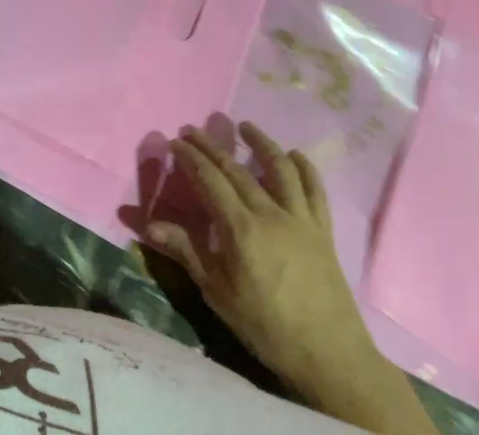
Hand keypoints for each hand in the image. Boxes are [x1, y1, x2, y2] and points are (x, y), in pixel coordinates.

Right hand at [146, 119, 393, 409]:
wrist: (328, 353)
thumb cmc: (265, 326)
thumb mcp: (217, 292)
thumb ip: (186, 252)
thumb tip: (149, 224)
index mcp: (240, 228)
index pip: (210, 181)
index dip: (191, 158)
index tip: (175, 141)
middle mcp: (270, 214)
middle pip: (238, 170)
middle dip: (213, 147)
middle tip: (193, 129)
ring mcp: (300, 220)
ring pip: (280, 170)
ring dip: (261, 143)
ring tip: (246, 126)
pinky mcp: (323, 231)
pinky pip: (315, 191)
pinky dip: (305, 169)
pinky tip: (295, 155)